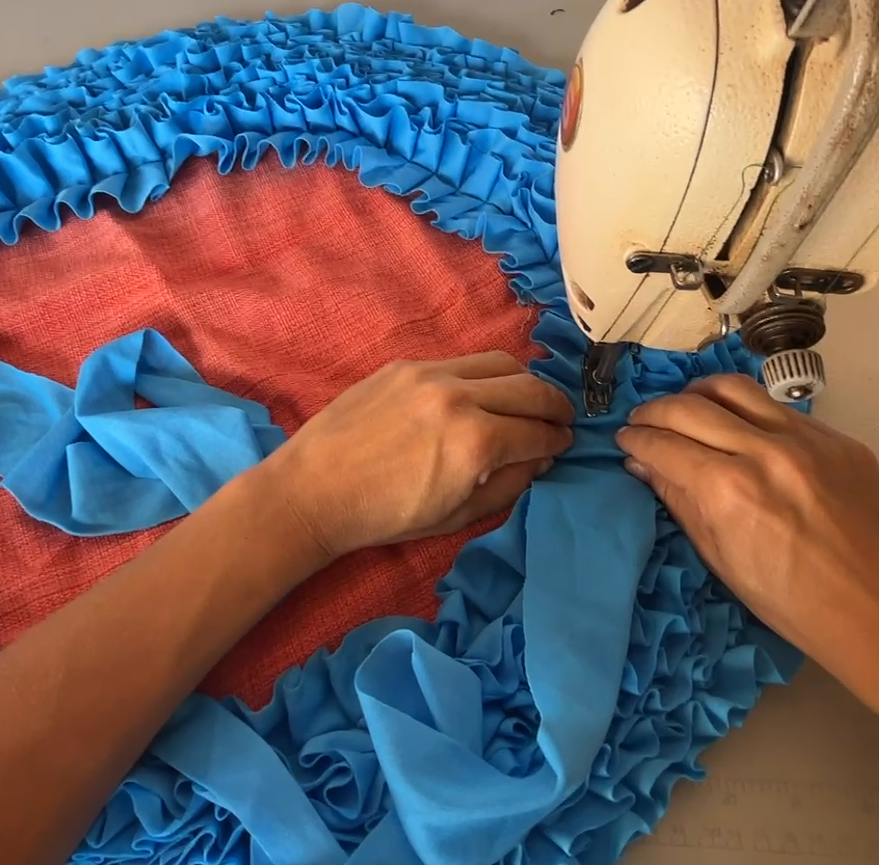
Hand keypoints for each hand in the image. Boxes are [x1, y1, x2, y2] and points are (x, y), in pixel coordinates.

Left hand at [254, 353, 574, 559]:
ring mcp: (430, 373)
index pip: (538, 432)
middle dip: (555, 406)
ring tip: (526, 401)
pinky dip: (484, 376)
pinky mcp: (406, 364)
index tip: (563, 444)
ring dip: (523, 382)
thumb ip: (509, 484)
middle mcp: (459, 397)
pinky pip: (462, 361)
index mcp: (475, 443)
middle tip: (560, 420)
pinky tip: (480, 394)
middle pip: (531, 389)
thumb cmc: (385, 516)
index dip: (558, 441)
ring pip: (501, 363)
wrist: (314, 489)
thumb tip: (540, 458)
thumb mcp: (456, 516)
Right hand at [616, 375, 878, 677]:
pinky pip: (779, 411)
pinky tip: (742, 433)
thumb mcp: (719, 558)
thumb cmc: (791, 603)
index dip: (636, 440)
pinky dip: (748, 414)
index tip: (625, 440)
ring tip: (685, 408)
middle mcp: (767, 452)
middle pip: (690, 407)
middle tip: (642, 422)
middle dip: (655, 412)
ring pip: (735, 388)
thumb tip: (642, 464)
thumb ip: (678, 500)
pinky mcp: (840, 440)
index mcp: (730, 491)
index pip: (665, 444)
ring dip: (697, 394)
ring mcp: (809, 440)